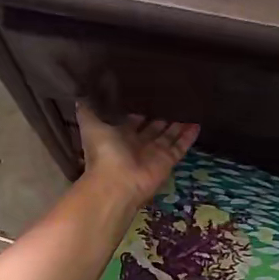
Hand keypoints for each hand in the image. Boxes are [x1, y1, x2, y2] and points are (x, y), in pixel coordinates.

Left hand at [75, 102, 198, 206]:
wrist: (116, 184)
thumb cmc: (102, 153)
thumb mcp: (90, 125)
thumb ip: (87, 110)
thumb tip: (81, 95)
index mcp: (118, 136)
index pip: (131, 121)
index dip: (139, 111)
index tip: (148, 96)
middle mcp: (137, 145)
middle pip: (152, 129)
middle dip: (161, 117)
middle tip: (173, 99)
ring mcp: (153, 154)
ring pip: (168, 136)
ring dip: (177, 125)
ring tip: (189, 107)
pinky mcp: (167, 161)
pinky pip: (180, 147)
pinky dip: (188, 136)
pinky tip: (197, 123)